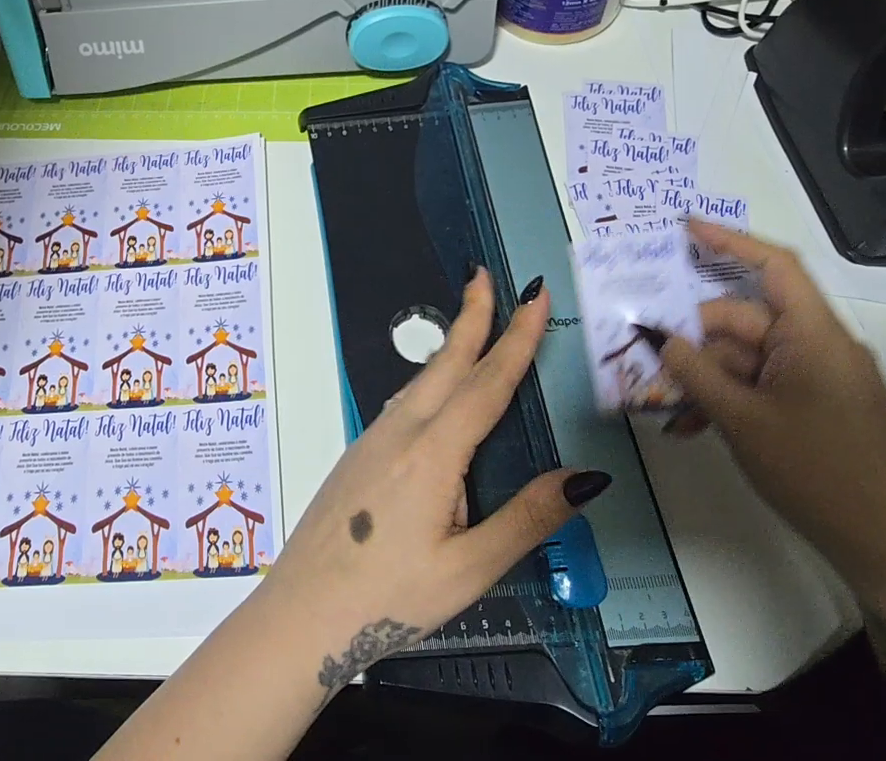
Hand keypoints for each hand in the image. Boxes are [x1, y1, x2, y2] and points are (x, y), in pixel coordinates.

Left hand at [257, 268, 611, 688]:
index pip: (485, 383)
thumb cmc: (387, 597)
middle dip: (471, 317)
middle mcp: (398, 434)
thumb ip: (527, 518)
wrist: (303, 610)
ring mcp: (372, 440)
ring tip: (471, 322)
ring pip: (420, 381)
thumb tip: (583, 477)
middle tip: (486, 276)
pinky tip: (435, 394)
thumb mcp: (470, 567)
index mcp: (432, 453)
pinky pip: (402, 403)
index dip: (515, 338)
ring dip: (450, 347)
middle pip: (445, 365)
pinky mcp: (357, 455)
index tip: (533, 296)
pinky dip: (430, 380)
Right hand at [658, 221, 885, 672]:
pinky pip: (757, 387)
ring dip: (701, 379)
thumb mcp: (742, 419)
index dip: (728, 241)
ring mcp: (818, 379)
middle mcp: (818, 347)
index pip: (774, 267)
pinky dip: (723, 400)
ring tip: (664, 409)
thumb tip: (656, 334)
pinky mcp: (815, 408)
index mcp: (814, 336)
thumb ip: (694, 370)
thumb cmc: (818, 472)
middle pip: (742, 321)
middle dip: (690, 340)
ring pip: (743, 359)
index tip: (682, 228)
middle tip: (642, 363)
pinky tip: (690, 428)